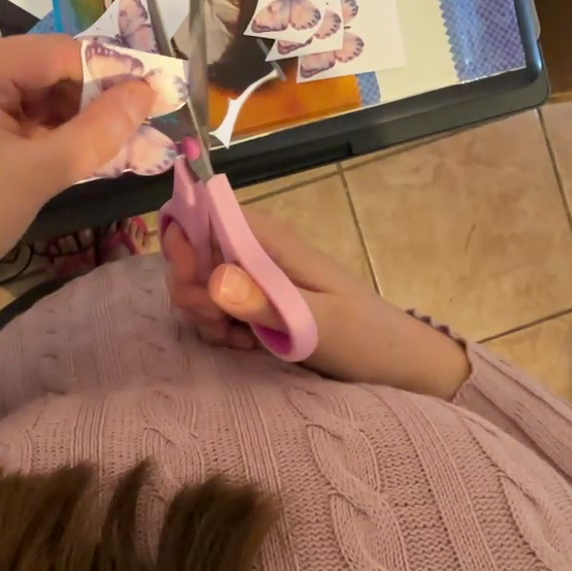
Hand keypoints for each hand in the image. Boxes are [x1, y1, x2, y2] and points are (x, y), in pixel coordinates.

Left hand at [0, 36, 153, 314]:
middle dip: (95, 96)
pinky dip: (58, 133)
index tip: (154, 91)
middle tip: (144, 119)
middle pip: (48, 71)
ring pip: (41, 97)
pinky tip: (91, 148)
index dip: (107, 69)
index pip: (55, 53)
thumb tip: (148, 93)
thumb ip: (99, 130)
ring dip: (81, 116)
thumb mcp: (42, 171)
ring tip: (124, 138)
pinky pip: (26, 119)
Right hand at [162, 207, 470, 398]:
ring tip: (236, 338)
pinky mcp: (251, 299)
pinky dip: (217, 327)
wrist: (389, 358)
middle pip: (191, 251)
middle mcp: (253, 247)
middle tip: (217, 322)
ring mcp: (251, 274)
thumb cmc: (360, 334)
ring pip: (197, 282)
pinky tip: (242, 344)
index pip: (203, 212)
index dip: (182, 241)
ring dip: (204, 314)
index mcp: (268, 237)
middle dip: (190, 289)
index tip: (192, 283)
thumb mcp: (314, 321)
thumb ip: (262, 302)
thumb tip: (213, 280)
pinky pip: (213, 307)